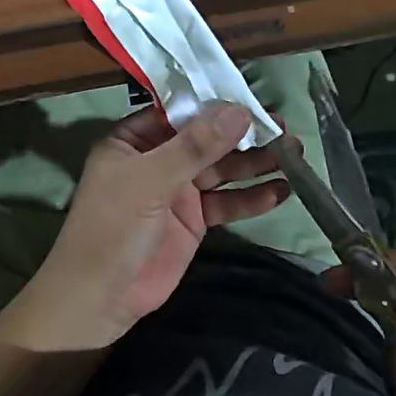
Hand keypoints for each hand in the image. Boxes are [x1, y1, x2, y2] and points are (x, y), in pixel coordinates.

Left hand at [0, 101, 289, 352]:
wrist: (101, 298)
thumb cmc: (113, 228)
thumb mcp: (150, 180)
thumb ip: (194, 146)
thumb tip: (238, 110)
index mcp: (133, 140)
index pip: (179, 111)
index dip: (216, 104)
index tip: (255, 97)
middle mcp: (156, 158)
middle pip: (205, 139)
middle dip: (243, 134)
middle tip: (284, 127)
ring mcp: (175, 190)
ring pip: (221, 169)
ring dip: (255, 163)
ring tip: (294, 154)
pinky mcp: (192, 220)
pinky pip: (226, 203)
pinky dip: (251, 198)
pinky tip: (281, 191)